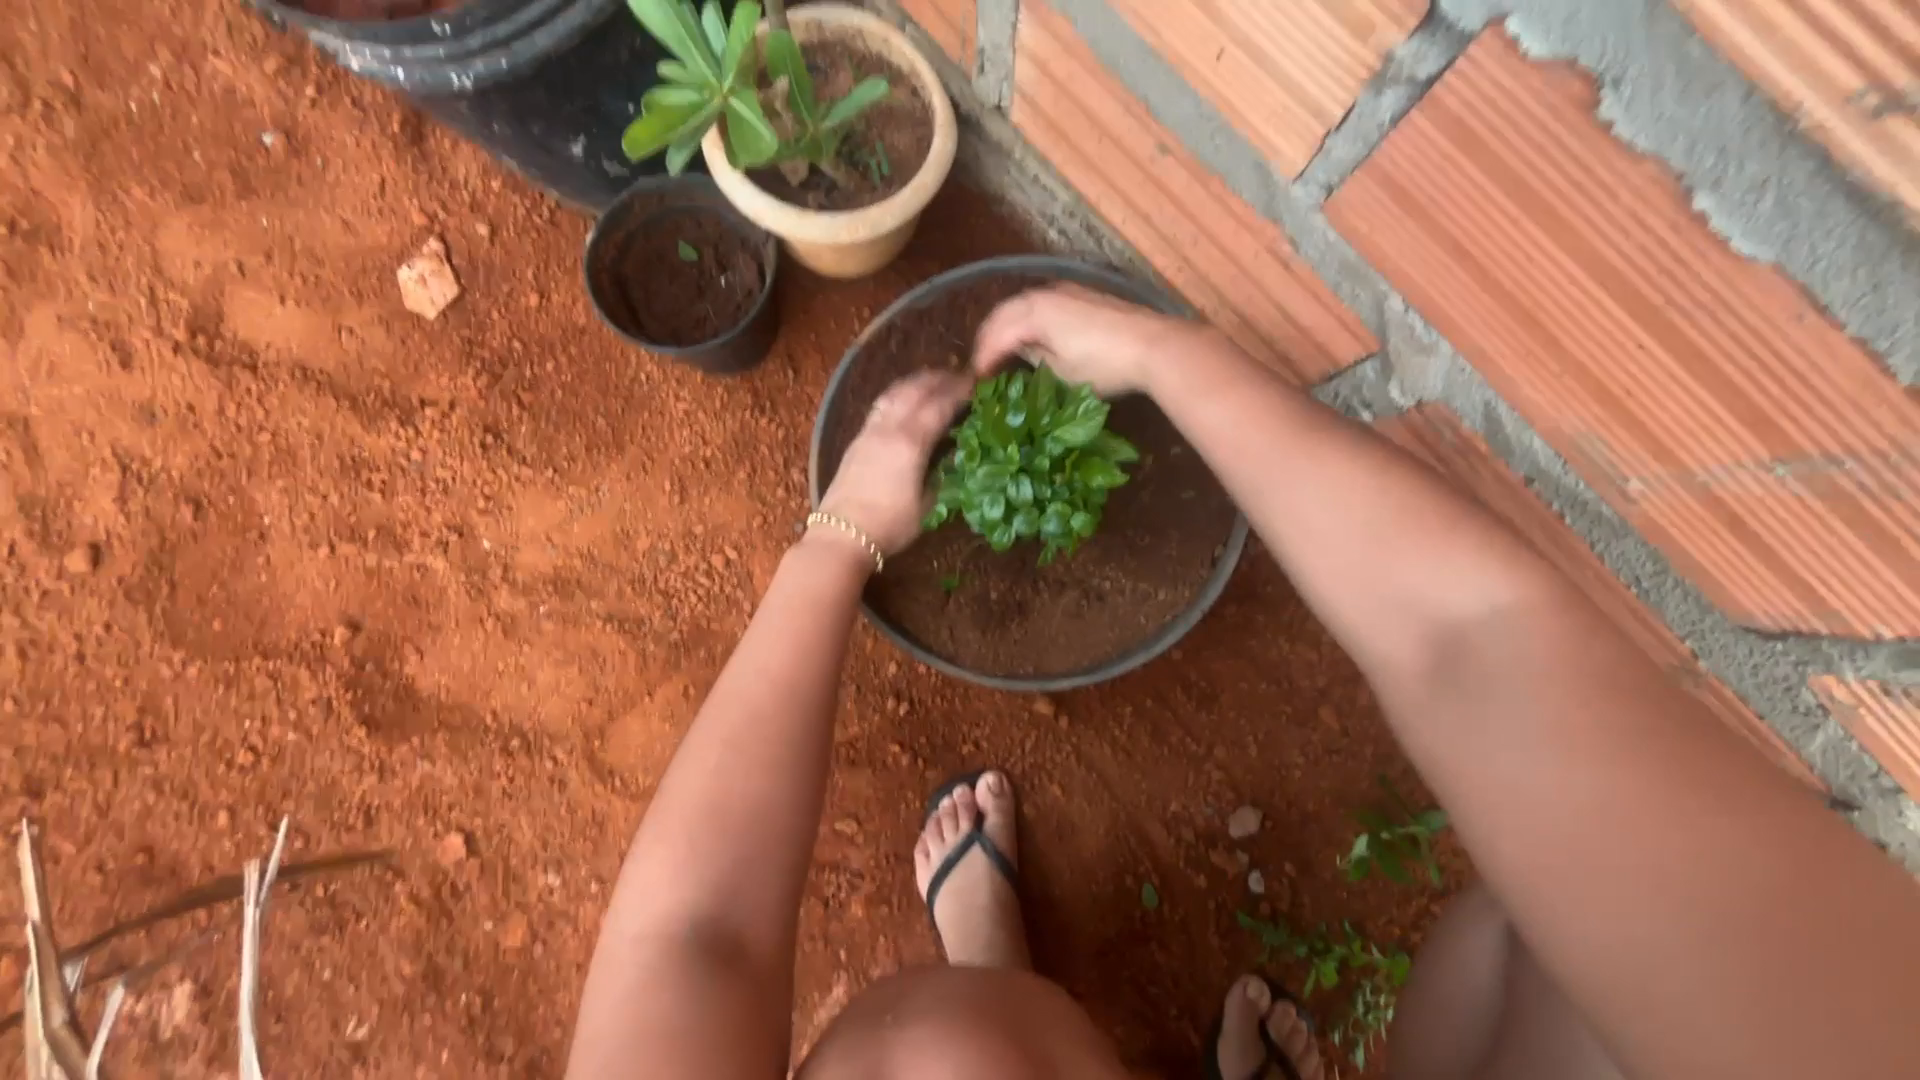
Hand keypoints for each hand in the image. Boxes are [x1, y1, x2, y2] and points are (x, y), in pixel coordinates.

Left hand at [817, 371, 971, 556]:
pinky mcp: (857, 440)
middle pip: (916, 390)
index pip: (940, 405)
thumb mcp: (928, 503)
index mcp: (911, 442)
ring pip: (894, 393)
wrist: (842, 535)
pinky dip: (898, 394)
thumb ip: (941, 474)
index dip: (961, 391)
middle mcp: (889, 428)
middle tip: (960, 376)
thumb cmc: (890, 525)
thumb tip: (951, 454)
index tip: (978, 383)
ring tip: (933, 381)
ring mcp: (870, 431)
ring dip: (916, 382)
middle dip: (940, 379)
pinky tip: (904, 401)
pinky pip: (881, 405)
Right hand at [971, 284, 1204, 395]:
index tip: (975, 382)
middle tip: (982, 366)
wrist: (1153, 345)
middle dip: (990, 340)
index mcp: (1033, 311)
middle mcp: (1044, 293)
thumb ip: (1031, 358)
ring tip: (1002, 353)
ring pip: (1023, 306)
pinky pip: (1042, 305)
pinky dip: (1028, 321)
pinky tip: (1032, 338)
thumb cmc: (1103, 364)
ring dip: (1008, 328)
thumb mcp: (1059, 372)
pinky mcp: (1083, 295)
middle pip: (1004, 314)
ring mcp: (1066, 290)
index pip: (995, 335)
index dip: (982, 360)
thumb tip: (1018, 353)